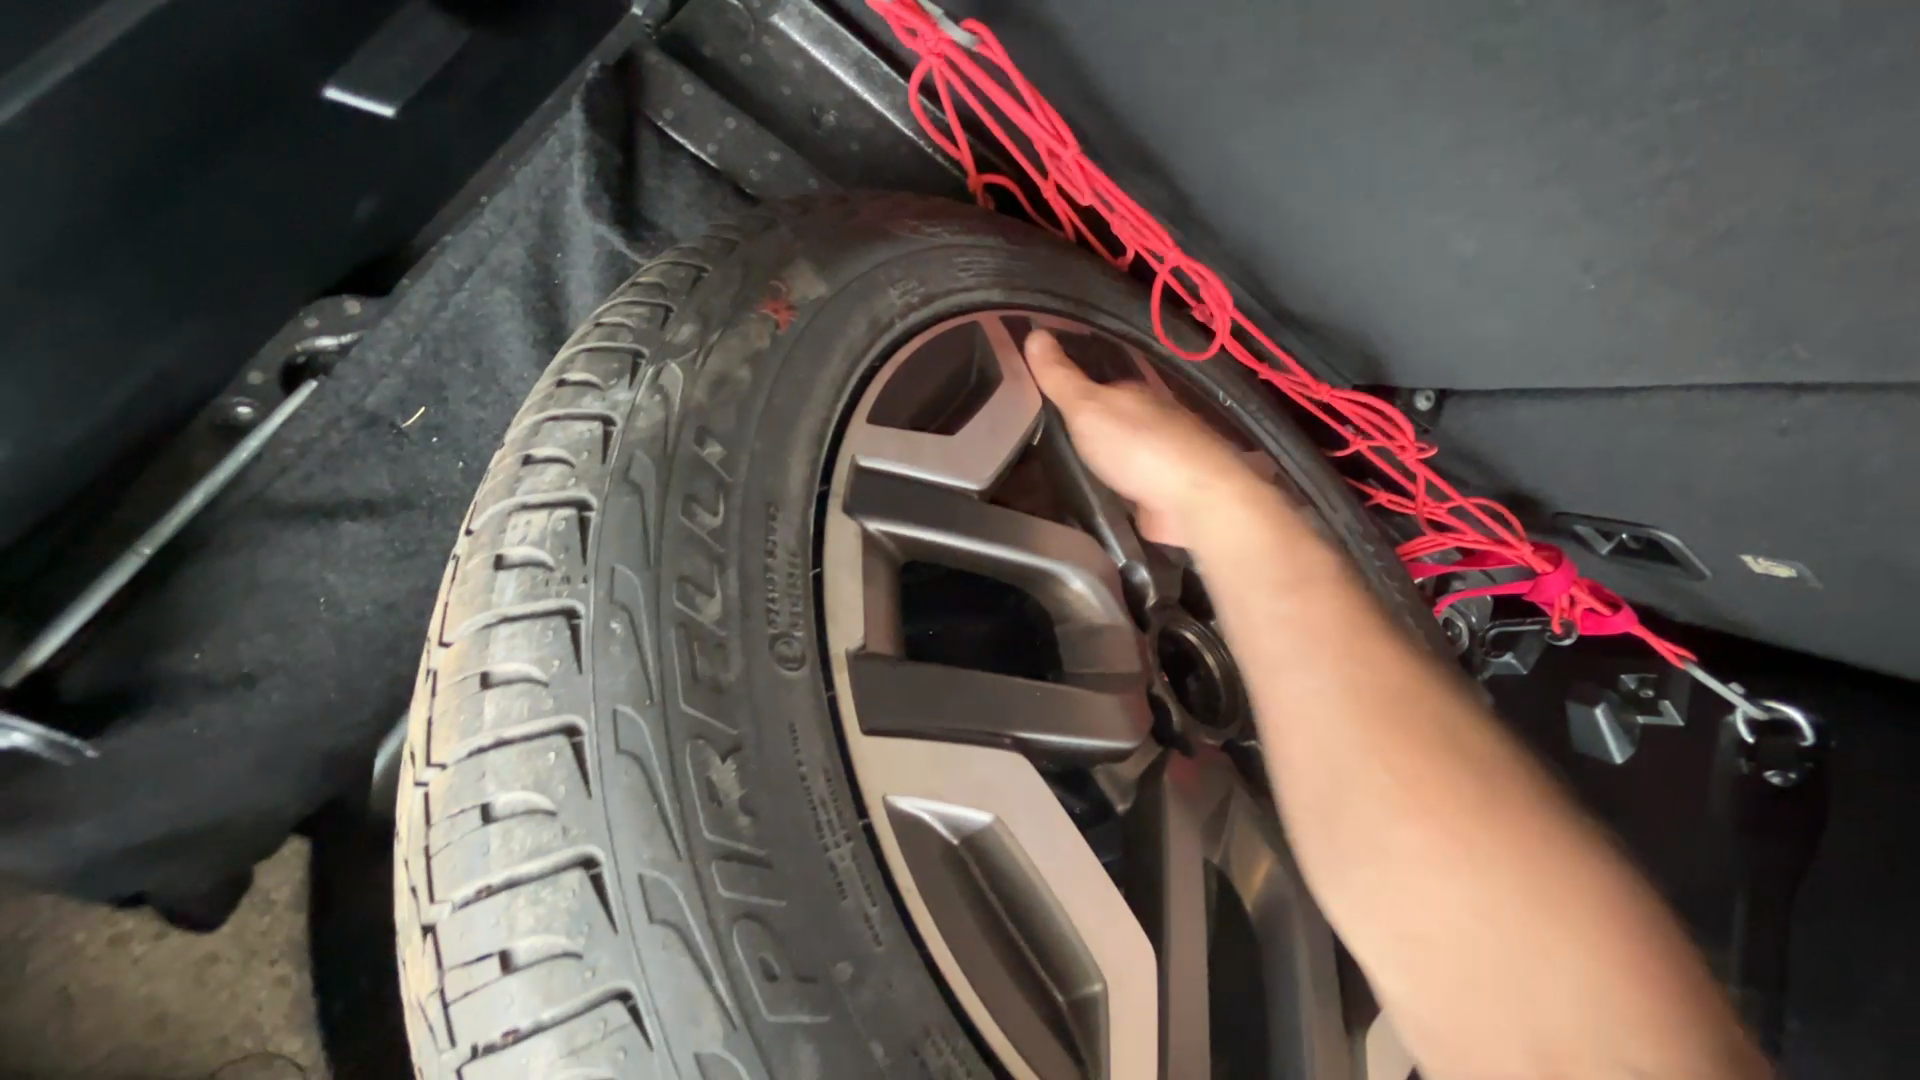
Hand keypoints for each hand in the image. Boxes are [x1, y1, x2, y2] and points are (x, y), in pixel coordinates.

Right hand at [1023, 328, 1274, 548]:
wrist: (1194, 502)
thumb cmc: (1139, 448)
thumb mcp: (1087, 408)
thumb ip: (1060, 377)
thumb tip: (1035, 332)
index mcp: (1133, 393)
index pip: (1095, 383)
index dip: (1068, 388)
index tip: (1038, 398)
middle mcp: (1150, 419)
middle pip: (1110, 418)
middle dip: (1083, 426)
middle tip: (1041, 438)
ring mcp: (1159, 456)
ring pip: (1120, 451)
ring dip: (1099, 458)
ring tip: (1061, 468)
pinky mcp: (1162, 490)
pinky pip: (1128, 483)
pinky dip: (1112, 485)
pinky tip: (1094, 494)